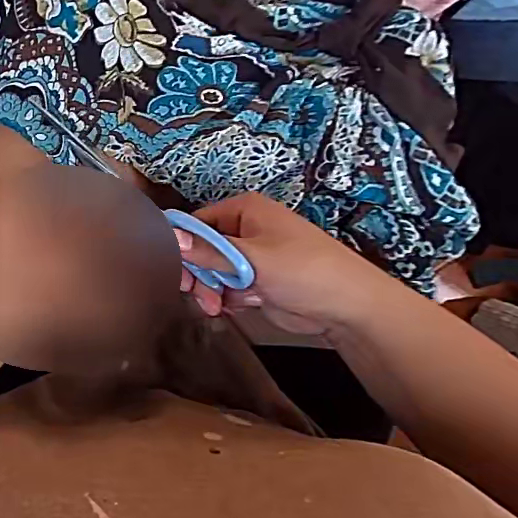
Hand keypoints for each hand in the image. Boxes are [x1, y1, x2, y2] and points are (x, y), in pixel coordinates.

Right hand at [178, 194, 397, 333]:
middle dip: (200, 275)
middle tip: (201, 296)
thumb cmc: (304, 270)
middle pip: (202, 251)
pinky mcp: (256, 282)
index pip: (197, 223)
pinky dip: (227, 299)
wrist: (346, 307)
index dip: (184, 247)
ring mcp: (251, 257)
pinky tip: (235, 308)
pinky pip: (227, 288)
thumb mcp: (251, 259)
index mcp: (245, 210)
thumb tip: (170, 237)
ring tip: (219, 307)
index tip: (180, 273)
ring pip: (213, 273)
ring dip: (212, 291)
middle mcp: (245, 230)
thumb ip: (209, 251)